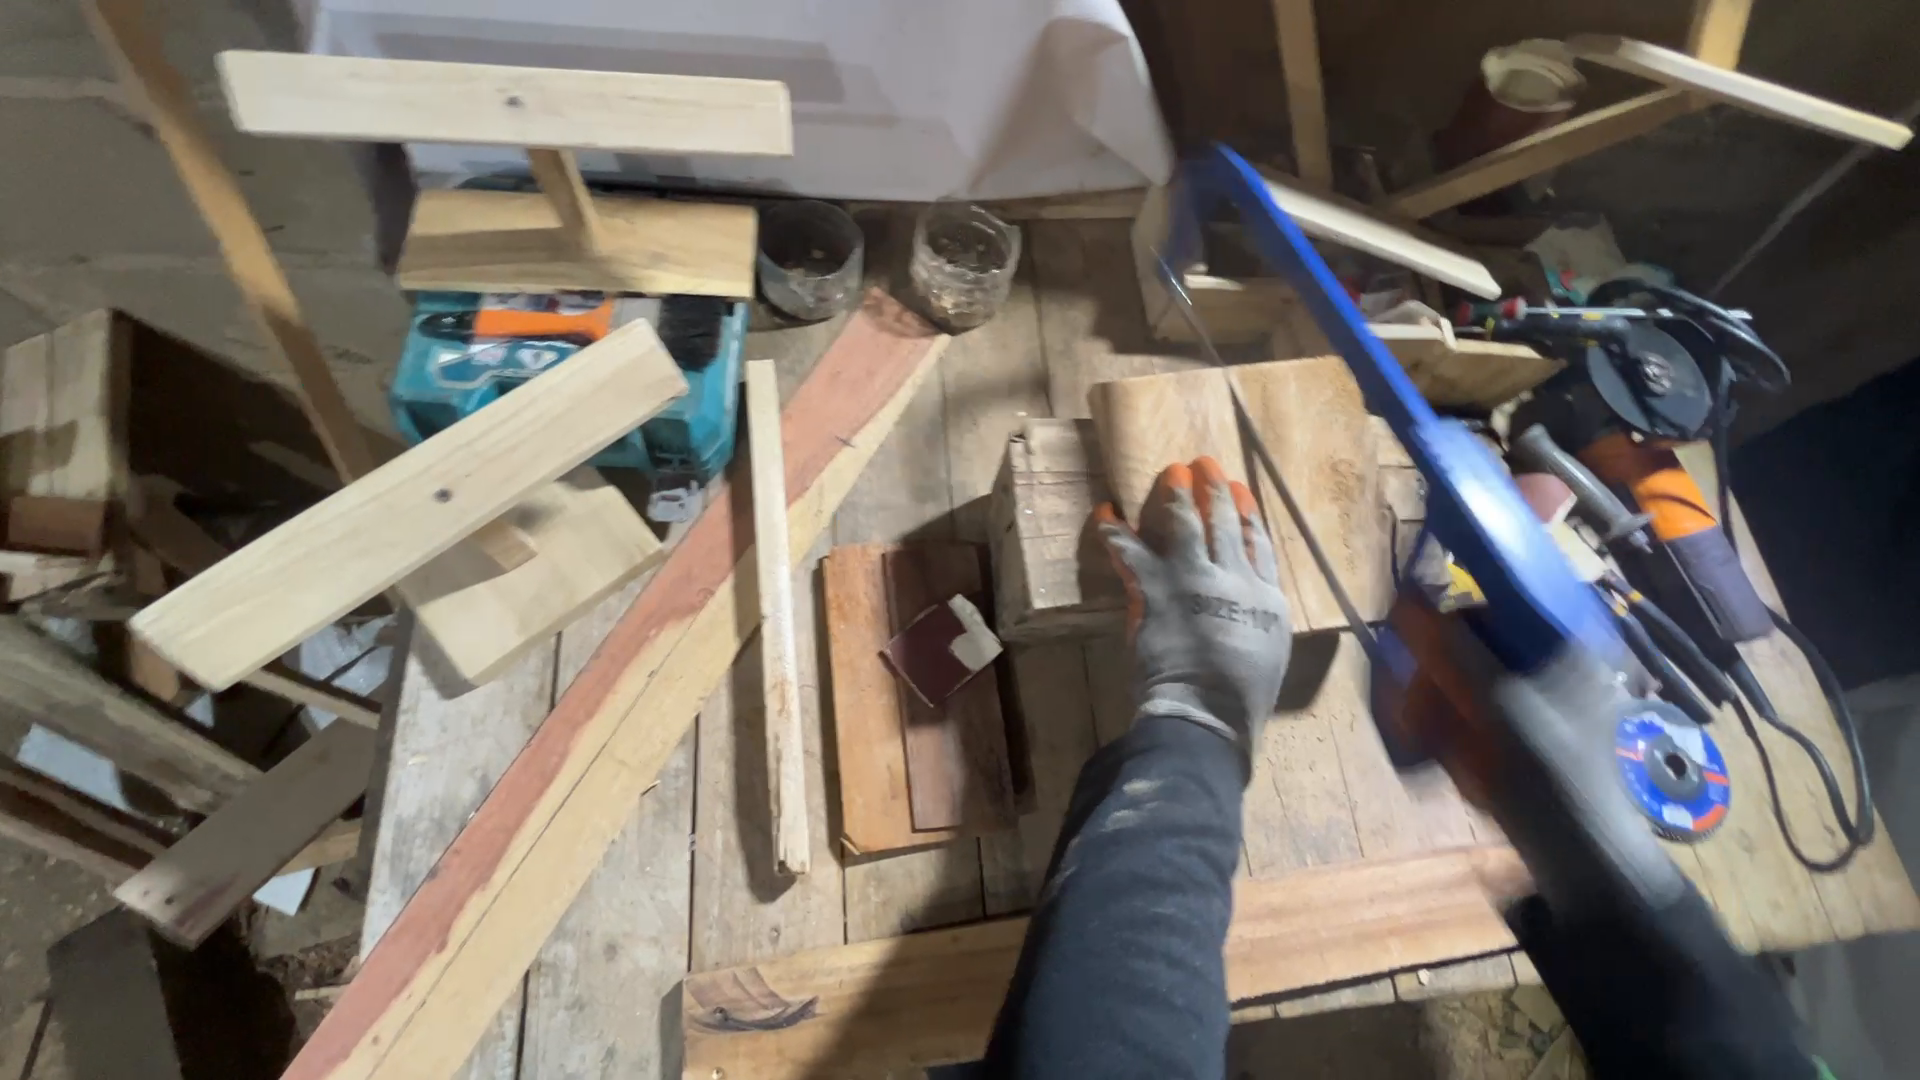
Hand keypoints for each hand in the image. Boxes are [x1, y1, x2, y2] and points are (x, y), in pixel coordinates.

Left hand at [1094, 457, 1291, 756]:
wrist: (1207, 711)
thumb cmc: (1239, 695)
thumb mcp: (1268, 649)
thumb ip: (1258, 615)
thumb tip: (1247, 596)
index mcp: (1265, 597)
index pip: (1258, 542)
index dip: (1247, 513)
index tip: (1239, 490)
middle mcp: (1233, 578)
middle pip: (1225, 523)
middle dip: (1214, 490)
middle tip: (1205, 463)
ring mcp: (1193, 579)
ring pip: (1187, 525)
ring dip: (1176, 495)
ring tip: (1172, 471)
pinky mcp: (1156, 588)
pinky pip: (1129, 550)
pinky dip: (1115, 529)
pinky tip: (1106, 510)